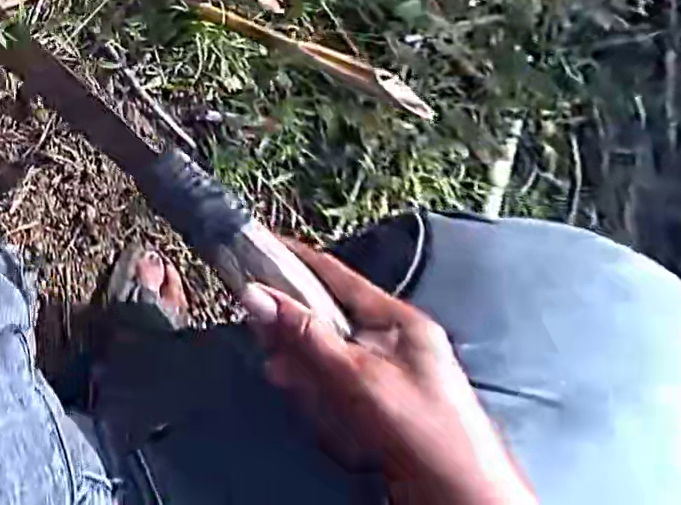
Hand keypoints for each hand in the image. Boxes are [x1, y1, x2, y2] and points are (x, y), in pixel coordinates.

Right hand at [239, 240, 535, 504]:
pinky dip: (310, 380)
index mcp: (398, 321)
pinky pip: (331, 375)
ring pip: (322, 345)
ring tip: (279, 370)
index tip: (253, 245)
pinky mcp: (380, 400)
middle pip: (321, 311)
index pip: (333, 273)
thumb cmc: (427, 436)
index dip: (291, 257)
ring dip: (296, 356)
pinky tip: (297, 389)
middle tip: (258, 326)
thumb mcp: (356, 375)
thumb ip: (302, 332)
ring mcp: (388, 371)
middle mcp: (393, 339)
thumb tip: (254, 292)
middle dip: (288, 323)